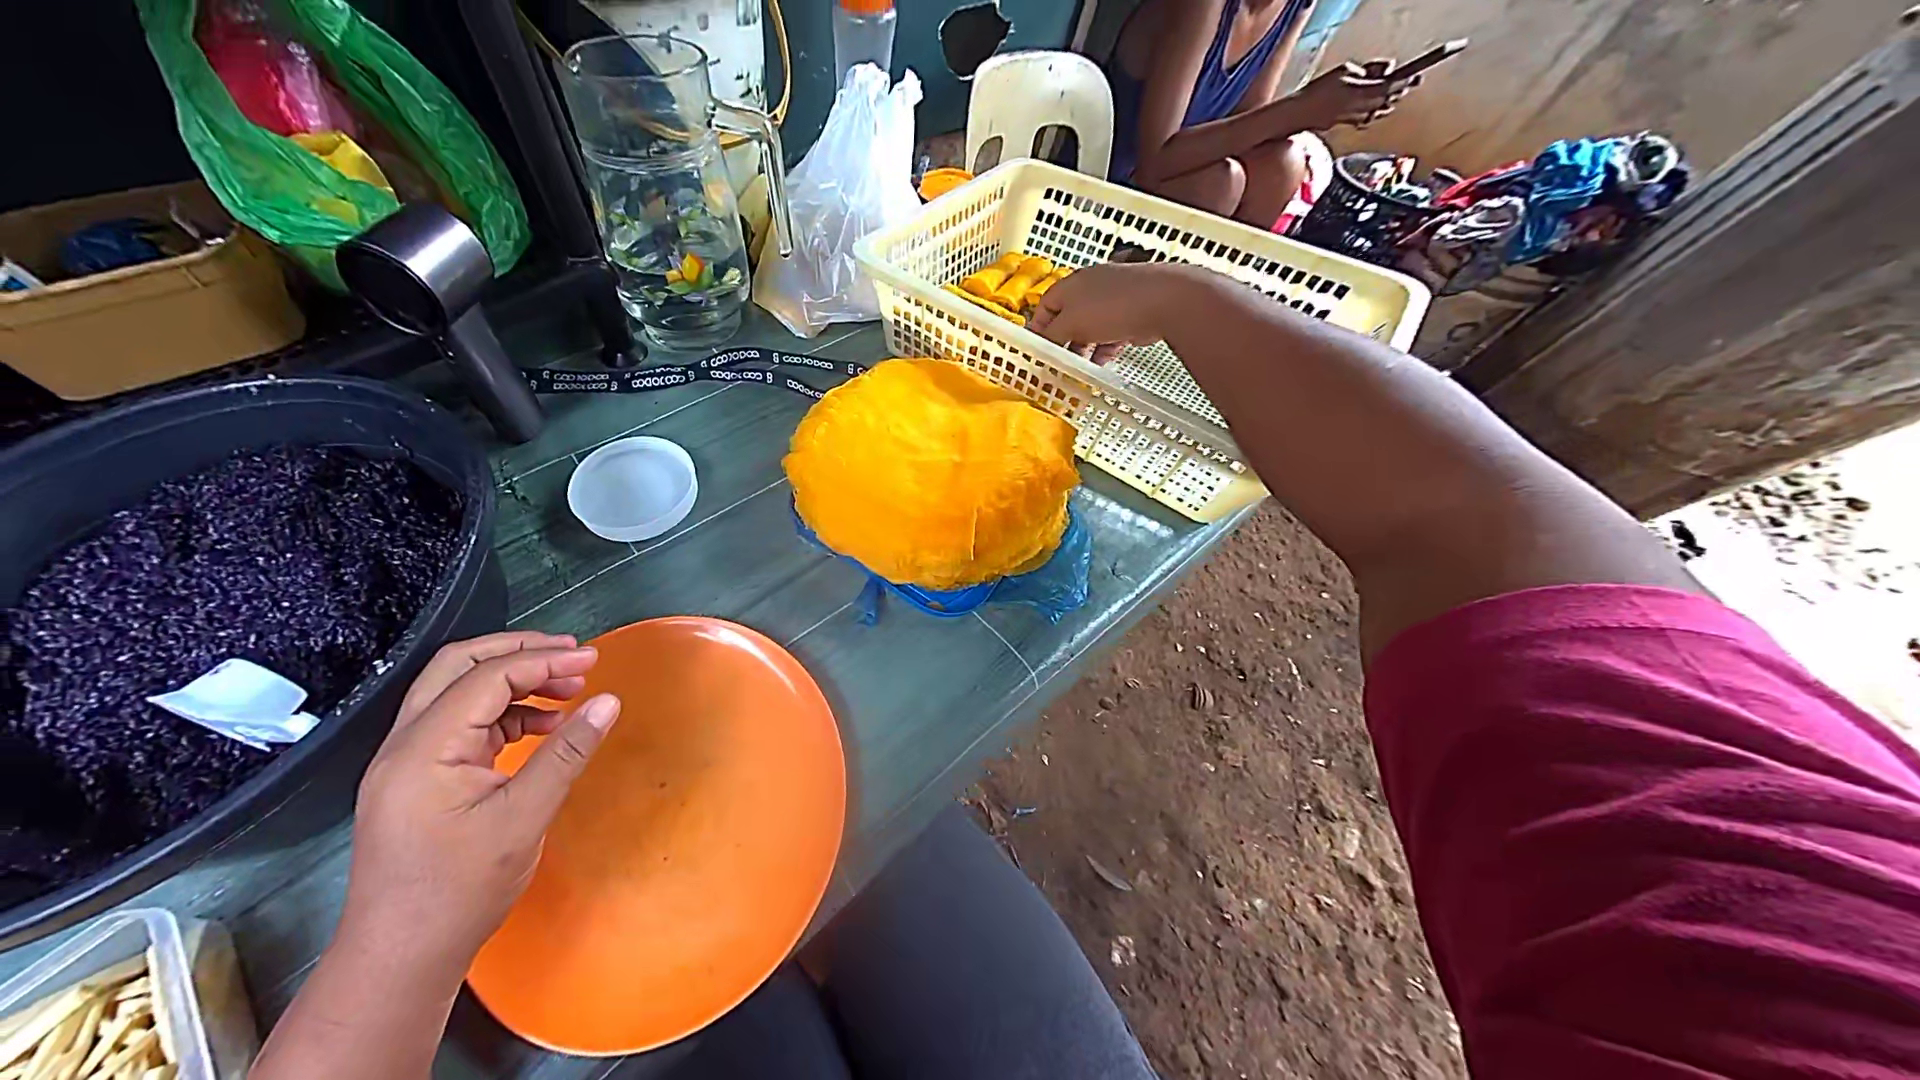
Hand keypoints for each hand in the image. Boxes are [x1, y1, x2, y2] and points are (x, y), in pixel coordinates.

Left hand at [341, 632, 621, 968]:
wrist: (401, 956)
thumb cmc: (459, 891)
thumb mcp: (524, 818)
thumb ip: (567, 753)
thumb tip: (608, 701)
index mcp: (423, 749)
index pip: (487, 678)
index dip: (544, 661)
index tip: (593, 661)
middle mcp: (405, 744)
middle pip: (458, 666)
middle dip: (520, 651)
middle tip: (574, 656)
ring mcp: (409, 760)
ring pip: (459, 690)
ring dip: (514, 679)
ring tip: (568, 689)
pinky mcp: (422, 777)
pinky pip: (464, 722)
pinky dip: (507, 711)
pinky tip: (545, 725)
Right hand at [1029, 262, 1214, 361]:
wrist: (1163, 302)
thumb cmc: (1116, 304)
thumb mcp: (1071, 324)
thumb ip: (1053, 335)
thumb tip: (1044, 342)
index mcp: (1071, 284)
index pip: (1045, 306)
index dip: (1038, 329)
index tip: (1036, 348)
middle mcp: (1091, 289)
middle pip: (1068, 319)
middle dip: (1063, 342)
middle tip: (1057, 361)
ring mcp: (1113, 300)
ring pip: (1090, 329)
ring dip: (1084, 348)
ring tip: (1079, 366)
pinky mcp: (1131, 313)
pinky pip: (1110, 335)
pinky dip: (1103, 349)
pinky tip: (1101, 362)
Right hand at [1281, 61, 1415, 129]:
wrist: (1298, 114)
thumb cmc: (1319, 91)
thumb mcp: (1346, 70)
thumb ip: (1368, 70)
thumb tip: (1386, 70)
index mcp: (1361, 93)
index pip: (1390, 87)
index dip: (1404, 82)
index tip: (1415, 77)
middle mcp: (1360, 108)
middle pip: (1387, 100)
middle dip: (1398, 92)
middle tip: (1411, 84)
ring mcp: (1353, 118)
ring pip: (1378, 111)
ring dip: (1387, 103)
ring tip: (1394, 96)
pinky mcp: (1346, 124)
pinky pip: (1366, 118)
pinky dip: (1373, 112)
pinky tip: (1375, 110)